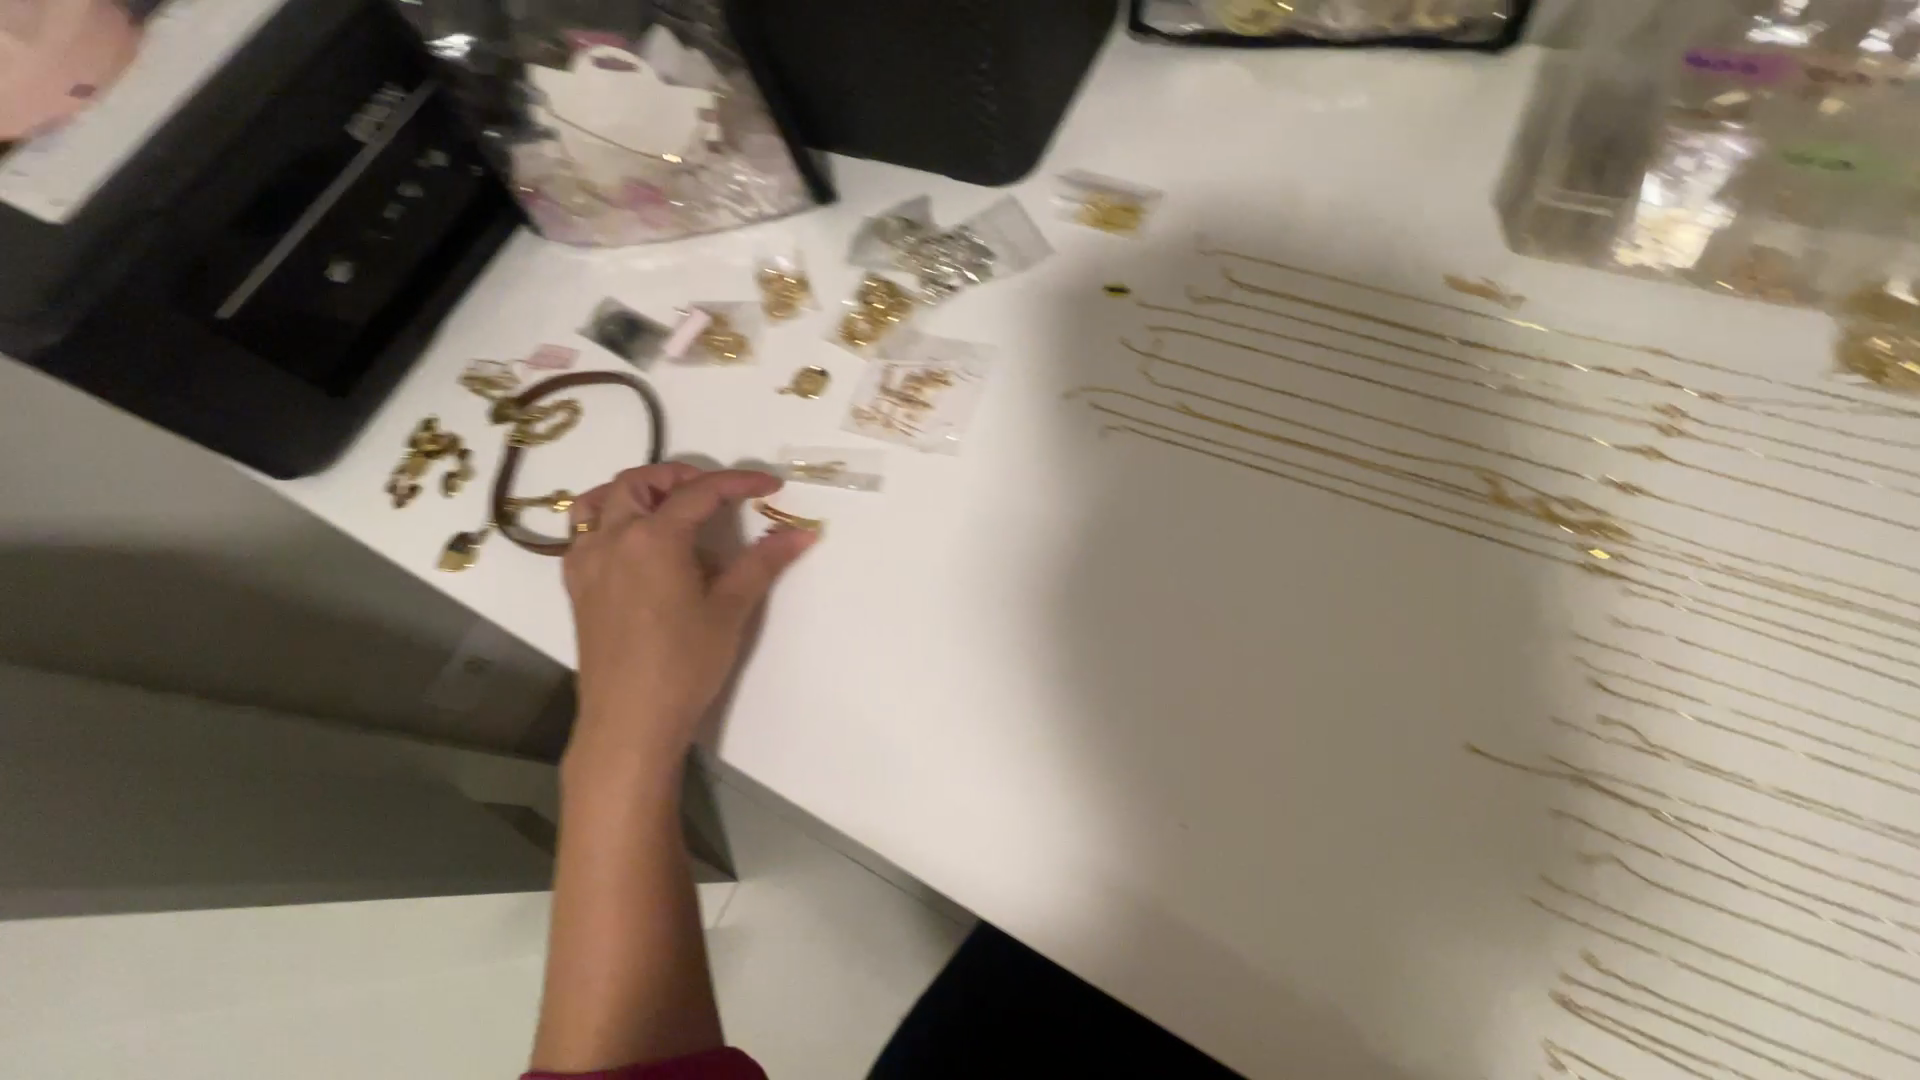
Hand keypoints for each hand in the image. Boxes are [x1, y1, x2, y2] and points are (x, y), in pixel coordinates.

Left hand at [561, 464, 816, 775]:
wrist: (631, 719)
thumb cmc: (685, 664)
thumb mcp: (730, 609)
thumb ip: (763, 562)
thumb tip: (802, 532)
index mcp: (654, 538)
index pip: (700, 492)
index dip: (739, 482)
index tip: (770, 485)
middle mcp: (613, 537)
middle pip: (640, 481)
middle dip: (680, 477)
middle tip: (716, 495)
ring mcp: (587, 560)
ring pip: (601, 500)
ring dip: (637, 492)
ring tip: (670, 509)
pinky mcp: (577, 584)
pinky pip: (585, 531)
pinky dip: (611, 520)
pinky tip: (638, 547)